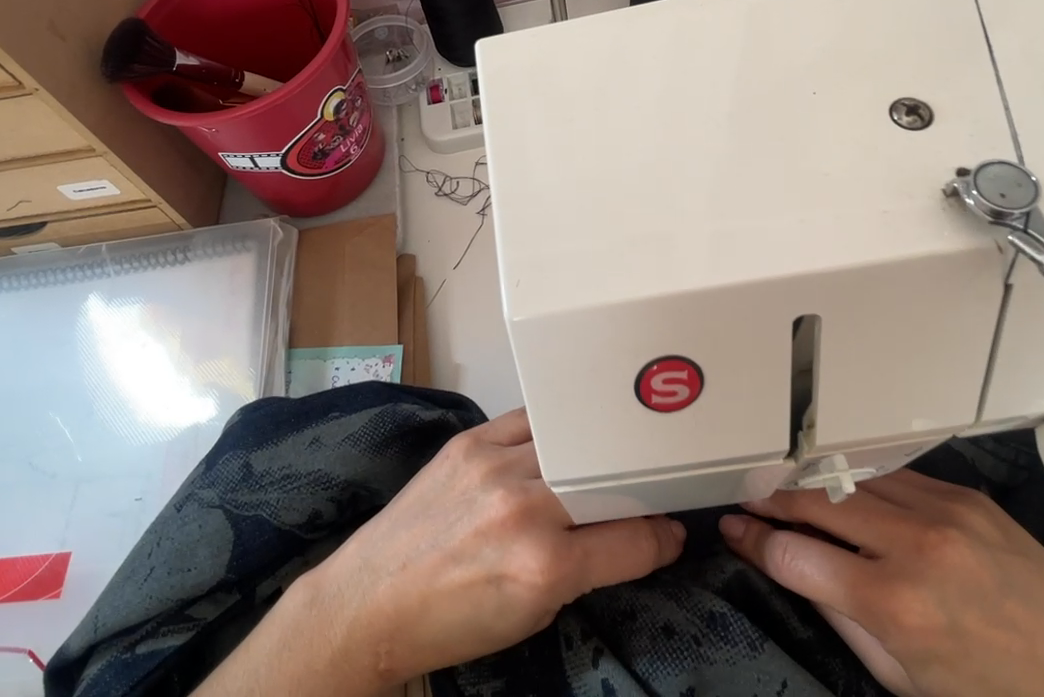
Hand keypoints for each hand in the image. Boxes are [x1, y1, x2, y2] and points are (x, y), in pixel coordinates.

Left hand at [196, 408, 684, 695]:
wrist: (370, 600)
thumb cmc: (454, 622)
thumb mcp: (534, 613)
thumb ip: (589, 569)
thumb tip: (642, 536)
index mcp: (545, 566)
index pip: (634, 539)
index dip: (661, 536)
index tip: (672, 529)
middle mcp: (524, 506)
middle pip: (607, 479)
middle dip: (634, 486)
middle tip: (646, 487)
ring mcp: (494, 464)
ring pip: (572, 442)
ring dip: (592, 454)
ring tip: (603, 458)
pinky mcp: (469, 440)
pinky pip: (531, 421)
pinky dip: (553, 432)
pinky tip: (560, 439)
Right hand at [720, 471, 1043, 696]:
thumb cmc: (999, 696)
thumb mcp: (907, 682)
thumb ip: (842, 619)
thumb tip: (793, 570)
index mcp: (895, 605)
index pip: (793, 554)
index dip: (753, 540)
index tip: (731, 529)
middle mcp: (912, 545)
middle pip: (812, 500)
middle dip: (769, 498)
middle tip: (746, 500)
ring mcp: (941, 510)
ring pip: (847, 476)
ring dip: (808, 482)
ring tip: (783, 488)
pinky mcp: (964, 493)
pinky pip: (890, 476)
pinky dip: (857, 482)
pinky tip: (844, 490)